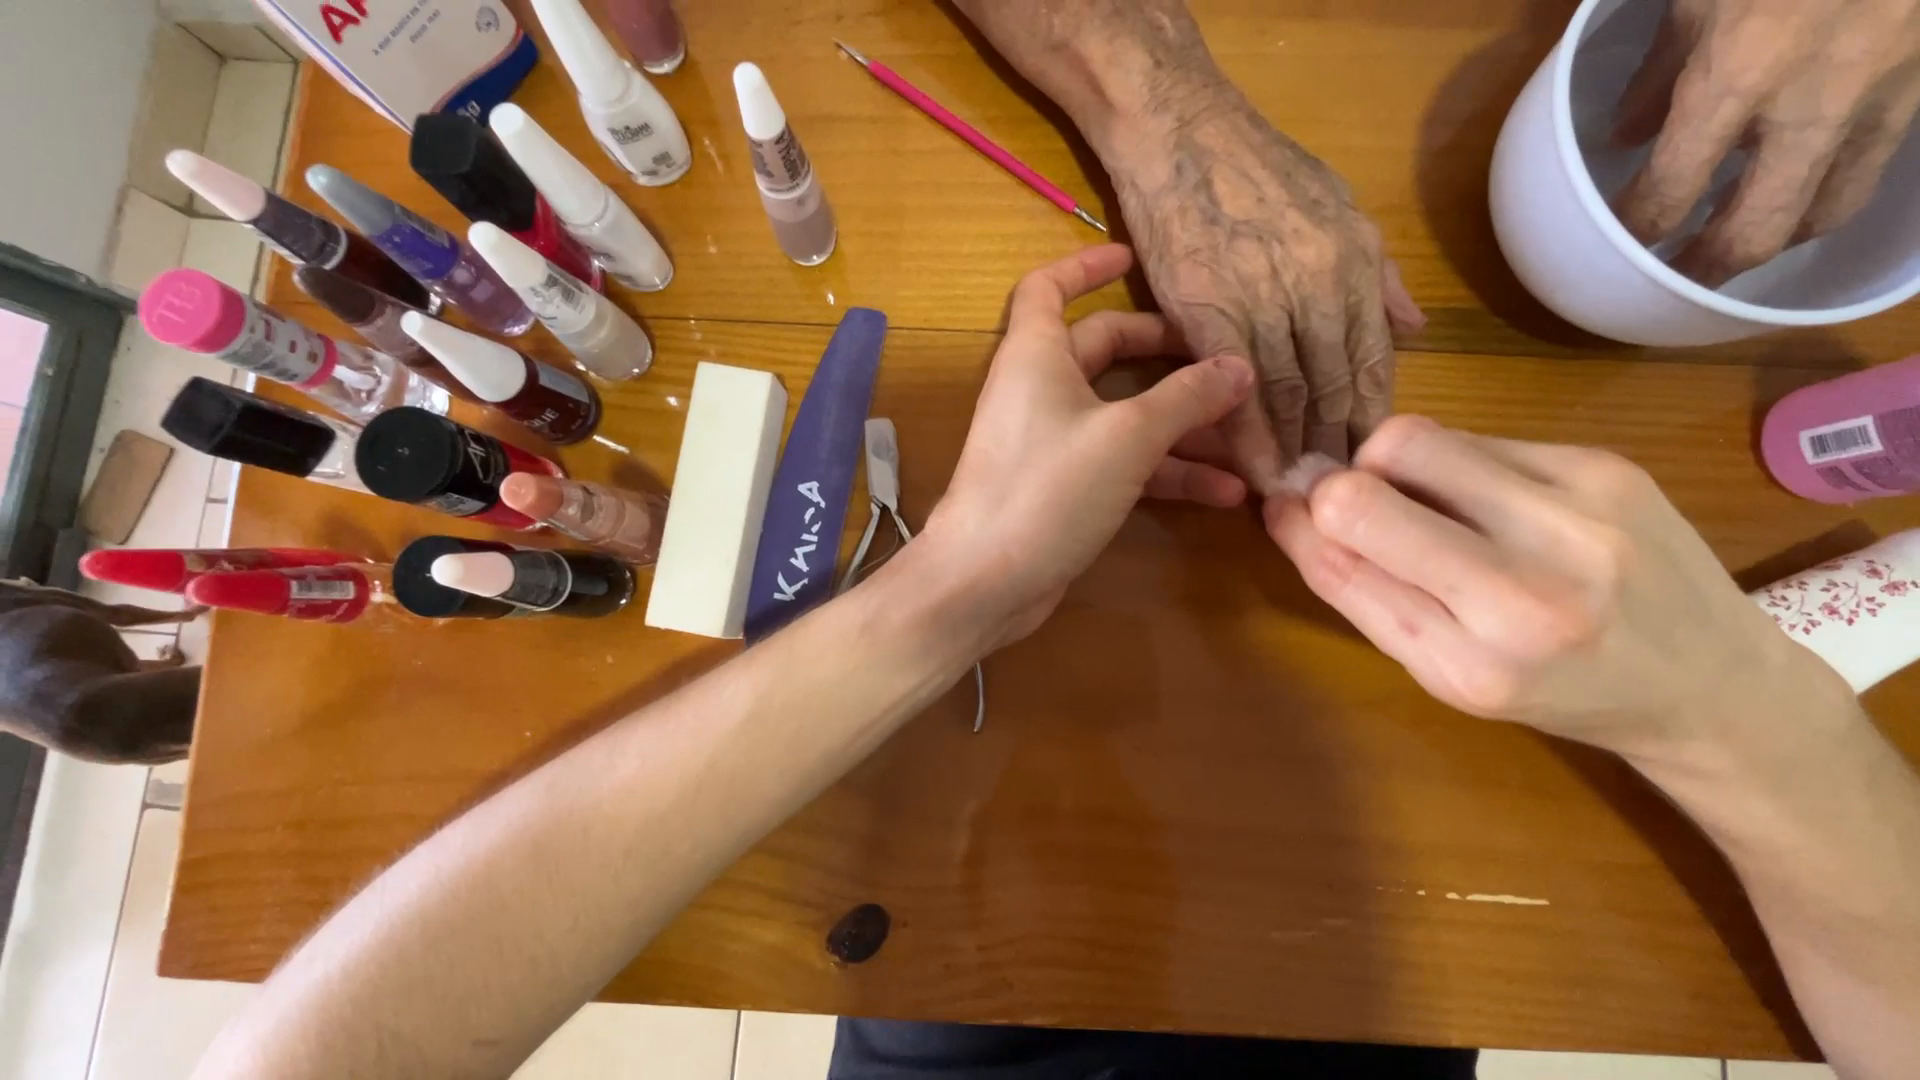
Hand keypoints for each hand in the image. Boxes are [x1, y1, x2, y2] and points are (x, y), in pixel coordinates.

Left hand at [919, 245, 1252, 647]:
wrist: (985, 580)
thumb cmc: (1047, 488)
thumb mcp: (1126, 435)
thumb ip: (1186, 397)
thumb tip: (1238, 367)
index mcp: (1036, 354)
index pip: (1048, 288)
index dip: (1085, 266)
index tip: (1132, 258)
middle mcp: (1039, 389)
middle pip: (1103, 350)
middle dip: (1166, 355)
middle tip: (1224, 359)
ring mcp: (1051, 440)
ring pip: (1123, 414)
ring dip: (1181, 426)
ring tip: (1248, 440)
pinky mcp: (1063, 486)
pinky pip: (1121, 462)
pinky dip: (1165, 472)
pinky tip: (1223, 492)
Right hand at [1102, 84, 1425, 484]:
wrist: (1179, 136)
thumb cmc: (1254, 168)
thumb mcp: (1337, 204)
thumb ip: (1378, 273)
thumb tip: (1416, 329)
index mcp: (1354, 263)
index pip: (1373, 359)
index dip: (1372, 416)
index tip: (1372, 462)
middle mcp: (1320, 286)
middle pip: (1336, 385)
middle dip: (1337, 445)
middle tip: (1340, 496)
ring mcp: (1264, 301)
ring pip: (1290, 394)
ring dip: (1296, 450)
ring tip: (1302, 494)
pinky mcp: (1209, 314)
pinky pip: (1238, 388)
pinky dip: (1249, 435)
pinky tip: (1256, 471)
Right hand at [1264, 417, 1848, 760]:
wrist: (1716, 683)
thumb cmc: (1557, 693)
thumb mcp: (1446, 673)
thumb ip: (1365, 592)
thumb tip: (1291, 506)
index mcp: (1476, 661)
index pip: (1342, 563)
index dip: (1294, 524)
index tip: (1279, 506)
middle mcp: (1531, 586)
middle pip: (1369, 484)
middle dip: (1335, 486)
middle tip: (1350, 504)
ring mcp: (1578, 514)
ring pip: (1414, 439)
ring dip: (1388, 465)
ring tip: (1422, 500)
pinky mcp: (1605, 464)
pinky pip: (1474, 437)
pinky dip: (1453, 463)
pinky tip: (1486, 498)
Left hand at [1614, 0, 1919, 285]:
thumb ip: (1657, 73)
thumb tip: (1622, 137)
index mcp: (1738, 79)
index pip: (1666, 197)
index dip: (1633, 233)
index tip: (1610, 245)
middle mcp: (1816, 101)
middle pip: (1761, 229)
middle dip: (1709, 267)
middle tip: (1673, 281)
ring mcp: (1891, 90)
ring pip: (1834, 204)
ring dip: (1778, 237)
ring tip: (1733, 247)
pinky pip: (1879, 157)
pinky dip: (1832, 189)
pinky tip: (1801, 190)